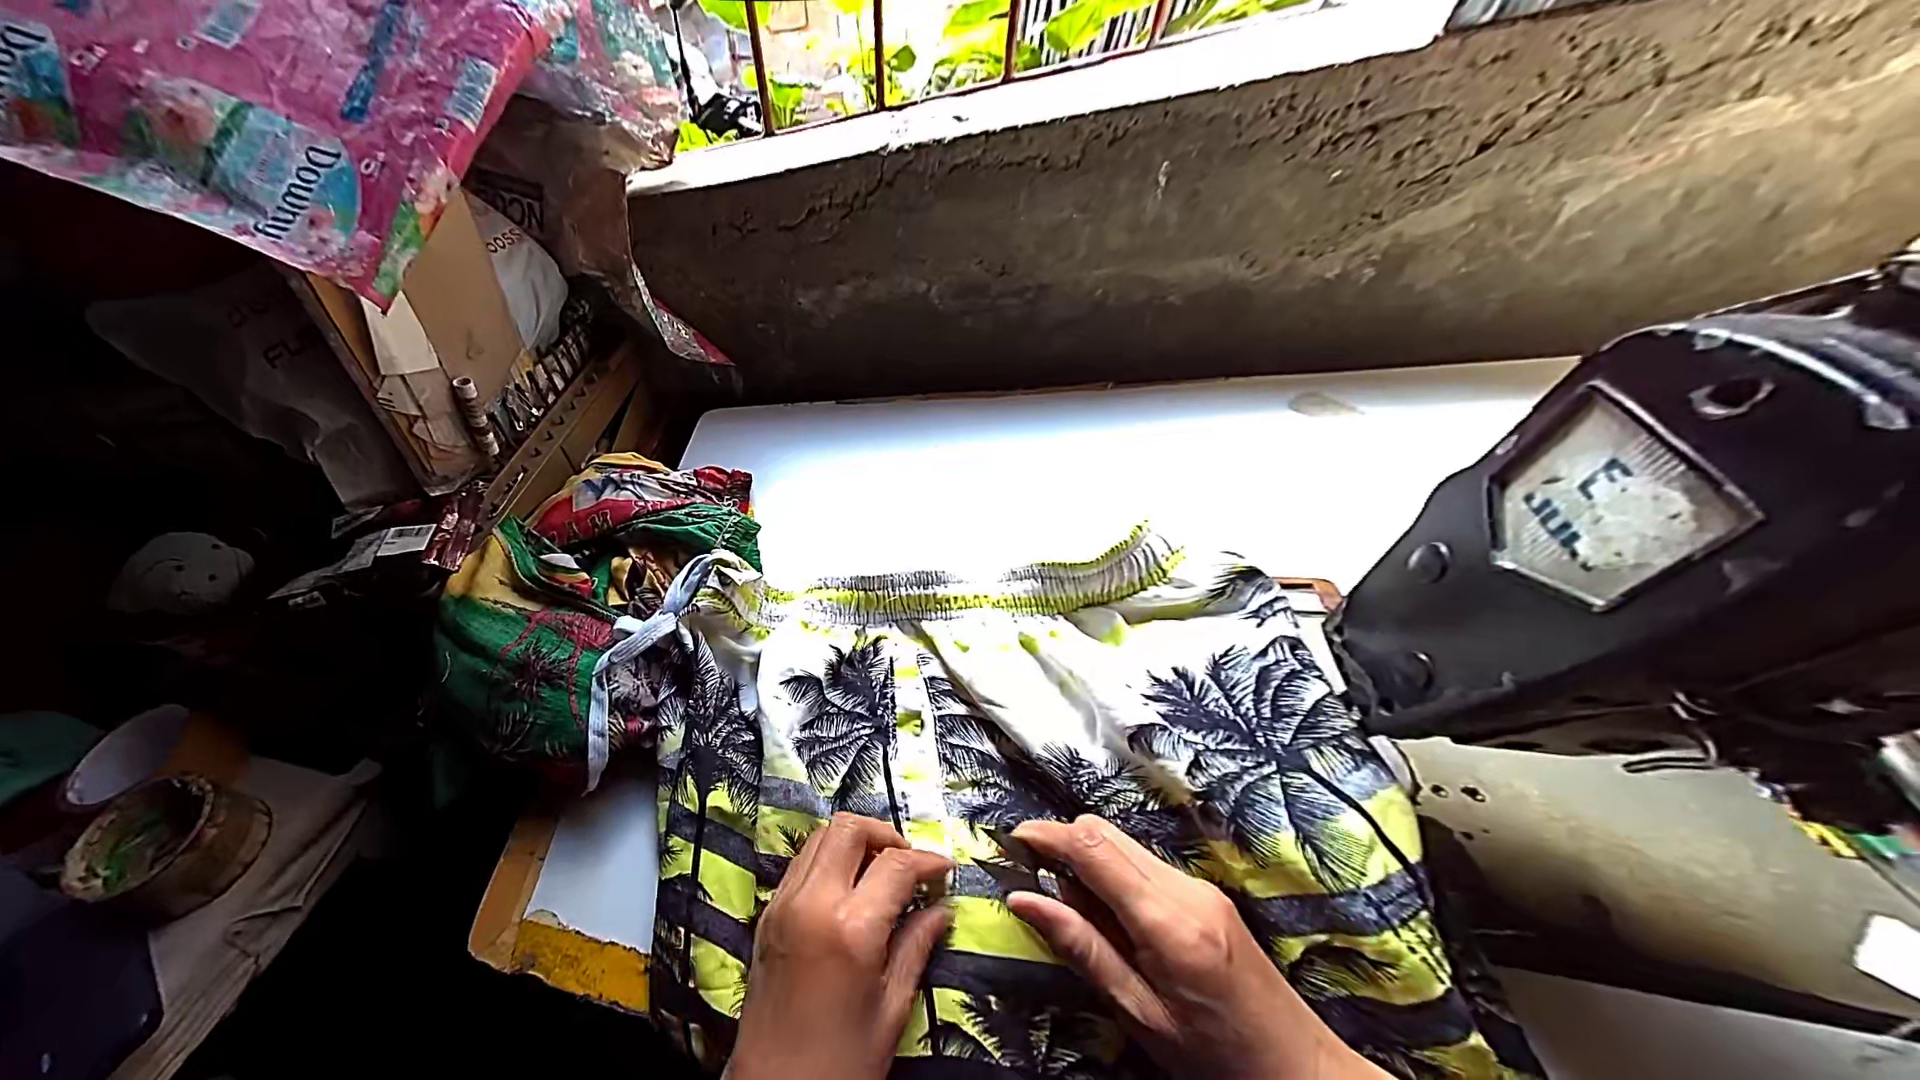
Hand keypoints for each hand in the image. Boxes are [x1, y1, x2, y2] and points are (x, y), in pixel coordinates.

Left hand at [728, 813, 952, 1079]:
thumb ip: (917, 946)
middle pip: (849, 829)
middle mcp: (812, 903)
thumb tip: (941, 910)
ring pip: (821, 837)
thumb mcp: (892, 1007)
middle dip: (885, 835)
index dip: (927, 861)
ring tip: (880, 872)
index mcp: (850, 927)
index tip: (945, 871)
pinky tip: (849, 888)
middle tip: (908, 863)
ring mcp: (783, 905)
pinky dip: (829, 859)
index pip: (895, 863)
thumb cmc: (841, 1062)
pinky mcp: (767, 915)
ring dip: (855, 843)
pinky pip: (801, 863)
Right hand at [1007, 815, 1389, 1079]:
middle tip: (1034, 880)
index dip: (1047, 835)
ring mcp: (1197, 883)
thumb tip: (1024, 899)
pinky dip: (1112, 874)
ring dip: (1086, 860)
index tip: (1012, 841)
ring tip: (1073, 911)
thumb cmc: (1216, 1059)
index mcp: (1167, 920)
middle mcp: (1183, 886)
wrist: (1300, 1069)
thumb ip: (1081, 948)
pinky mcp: (1203, 890)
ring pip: (1122, 843)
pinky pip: (1142, 863)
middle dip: (1062, 843)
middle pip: (1105, 832)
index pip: (1093, 847)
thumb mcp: (1140, 1014)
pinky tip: (1110, 918)